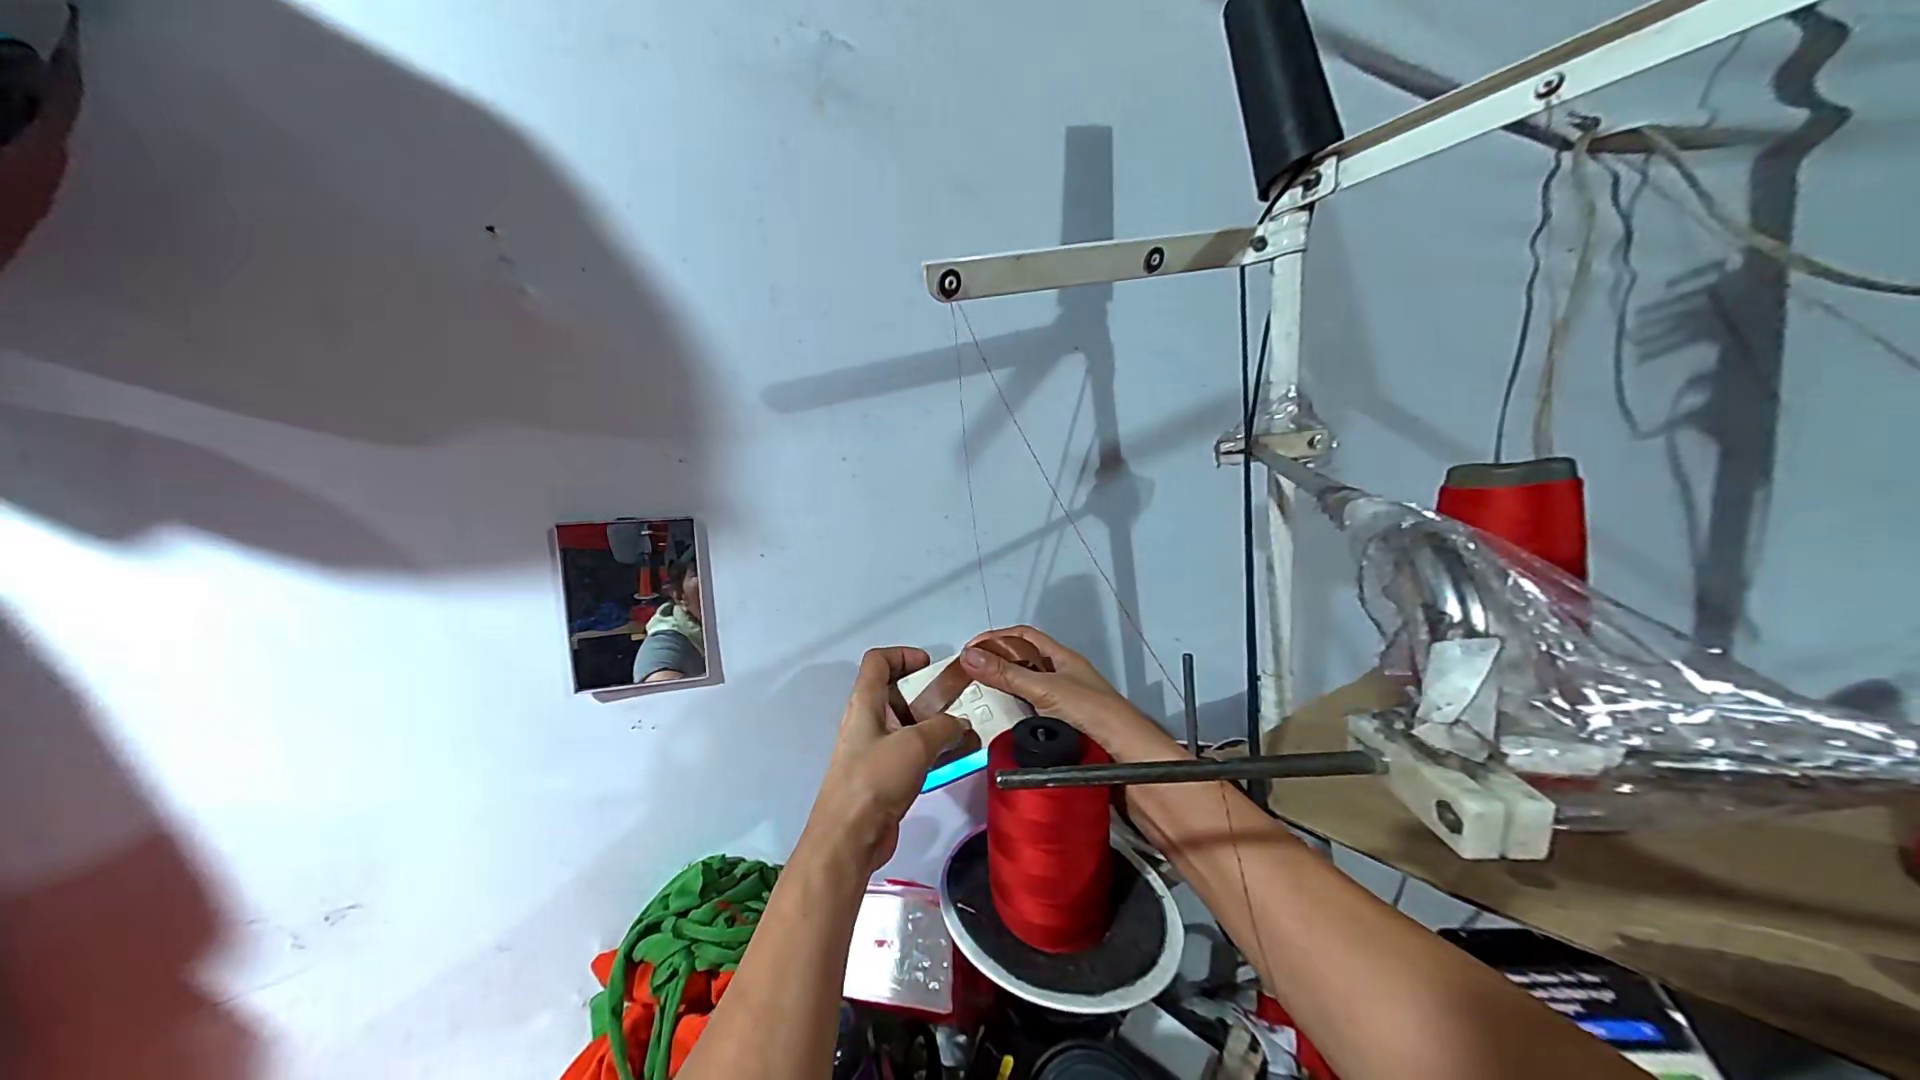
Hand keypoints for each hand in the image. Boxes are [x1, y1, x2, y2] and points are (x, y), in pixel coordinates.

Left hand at [805, 647, 970, 871]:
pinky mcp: (883, 774)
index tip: (929, 665)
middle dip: (928, 692)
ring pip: (907, 723)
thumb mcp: (916, 744)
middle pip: (896, 691)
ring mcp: (874, 749)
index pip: (878, 661)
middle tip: (956, 700)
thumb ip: (943, 727)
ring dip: (934, 724)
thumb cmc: (874, 780)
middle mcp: (867, 721)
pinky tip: (954, 758)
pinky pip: (910, 751)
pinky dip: (932, 749)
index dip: (903, 654)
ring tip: (963, 729)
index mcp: (865, 703)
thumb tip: (958, 724)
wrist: (850, 837)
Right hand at [957, 626, 1164, 750]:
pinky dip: (1015, 714)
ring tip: (980, 696)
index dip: (997, 638)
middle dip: (997, 662)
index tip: (971, 649)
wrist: (1126, 758)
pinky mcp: (1064, 727)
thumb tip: (970, 656)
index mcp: (1062, 659)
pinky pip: (1032, 713)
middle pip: (1024, 660)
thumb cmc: (1094, 713)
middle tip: (970, 673)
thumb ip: (1007, 674)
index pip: (1023, 636)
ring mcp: (1064, 702)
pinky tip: (1004, 721)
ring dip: (1006, 689)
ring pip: (1027, 687)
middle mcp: (1063, 676)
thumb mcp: (1045, 689)